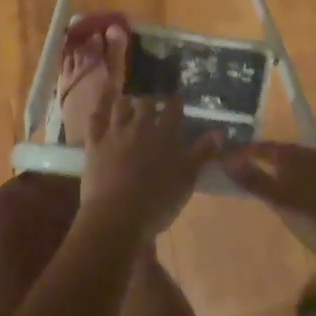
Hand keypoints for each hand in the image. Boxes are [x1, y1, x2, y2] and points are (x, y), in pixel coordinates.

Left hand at [79, 89, 219, 240]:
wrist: (118, 216)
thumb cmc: (158, 202)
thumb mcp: (187, 179)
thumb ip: (202, 153)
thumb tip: (220, 131)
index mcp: (165, 133)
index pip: (173, 107)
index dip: (175, 101)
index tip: (178, 99)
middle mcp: (140, 125)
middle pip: (146, 102)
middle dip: (151, 100)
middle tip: (153, 103)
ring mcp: (115, 132)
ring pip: (121, 106)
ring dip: (126, 102)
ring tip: (129, 102)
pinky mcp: (95, 143)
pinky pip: (95, 119)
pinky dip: (98, 109)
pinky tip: (100, 105)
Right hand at [222, 143, 315, 247]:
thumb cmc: (315, 219)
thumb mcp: (280, 201)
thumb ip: (255, 180)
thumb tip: (227, 159)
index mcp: (296, 157)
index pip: (267, 148)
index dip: (251, 152)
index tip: (237, 156)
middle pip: (291, 153)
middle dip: (276, 160)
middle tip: (264, 171)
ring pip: (312, 162)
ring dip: (300, 170)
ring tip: (291, 184)